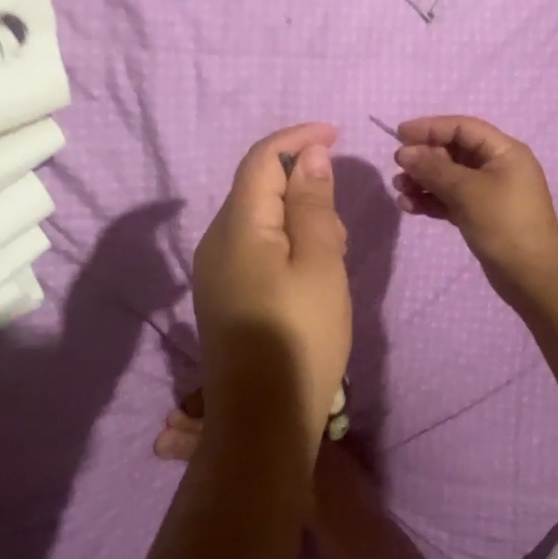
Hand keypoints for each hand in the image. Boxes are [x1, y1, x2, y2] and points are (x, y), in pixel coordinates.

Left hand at [193, 124, 351, 443]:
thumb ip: (313, 204)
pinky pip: (255, 247)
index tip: (337, 134)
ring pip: (259, 219)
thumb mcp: (321, 264)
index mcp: (238, 226)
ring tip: (334, 256)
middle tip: (342, 226)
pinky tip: (312, 277)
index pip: (262, 158)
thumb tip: (308, 153)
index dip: (298, 138)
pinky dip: (286, 244)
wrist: (261, 423)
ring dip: (298, 218)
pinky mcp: (223, 295)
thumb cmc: (300, 339)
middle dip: (302, 185)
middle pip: (258, 187)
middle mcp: (216, 240)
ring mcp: (215, 270)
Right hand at [390, 116, 557, 302]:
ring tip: (399, 191)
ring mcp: (490, 192)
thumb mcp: (466, 191)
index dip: (430, 127)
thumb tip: (404, 153)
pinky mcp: (482, 215)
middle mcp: (498, 166)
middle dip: (424, 158)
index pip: (462, 128)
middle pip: (454, 151)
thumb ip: (433, 168)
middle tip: (398, 168)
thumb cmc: (503, 223)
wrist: (532, 277)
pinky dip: (431, 200)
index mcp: (504, 151)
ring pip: (449, 177)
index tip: (400, 135)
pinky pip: (452, 199)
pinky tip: (409, 207)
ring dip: (423, 181)